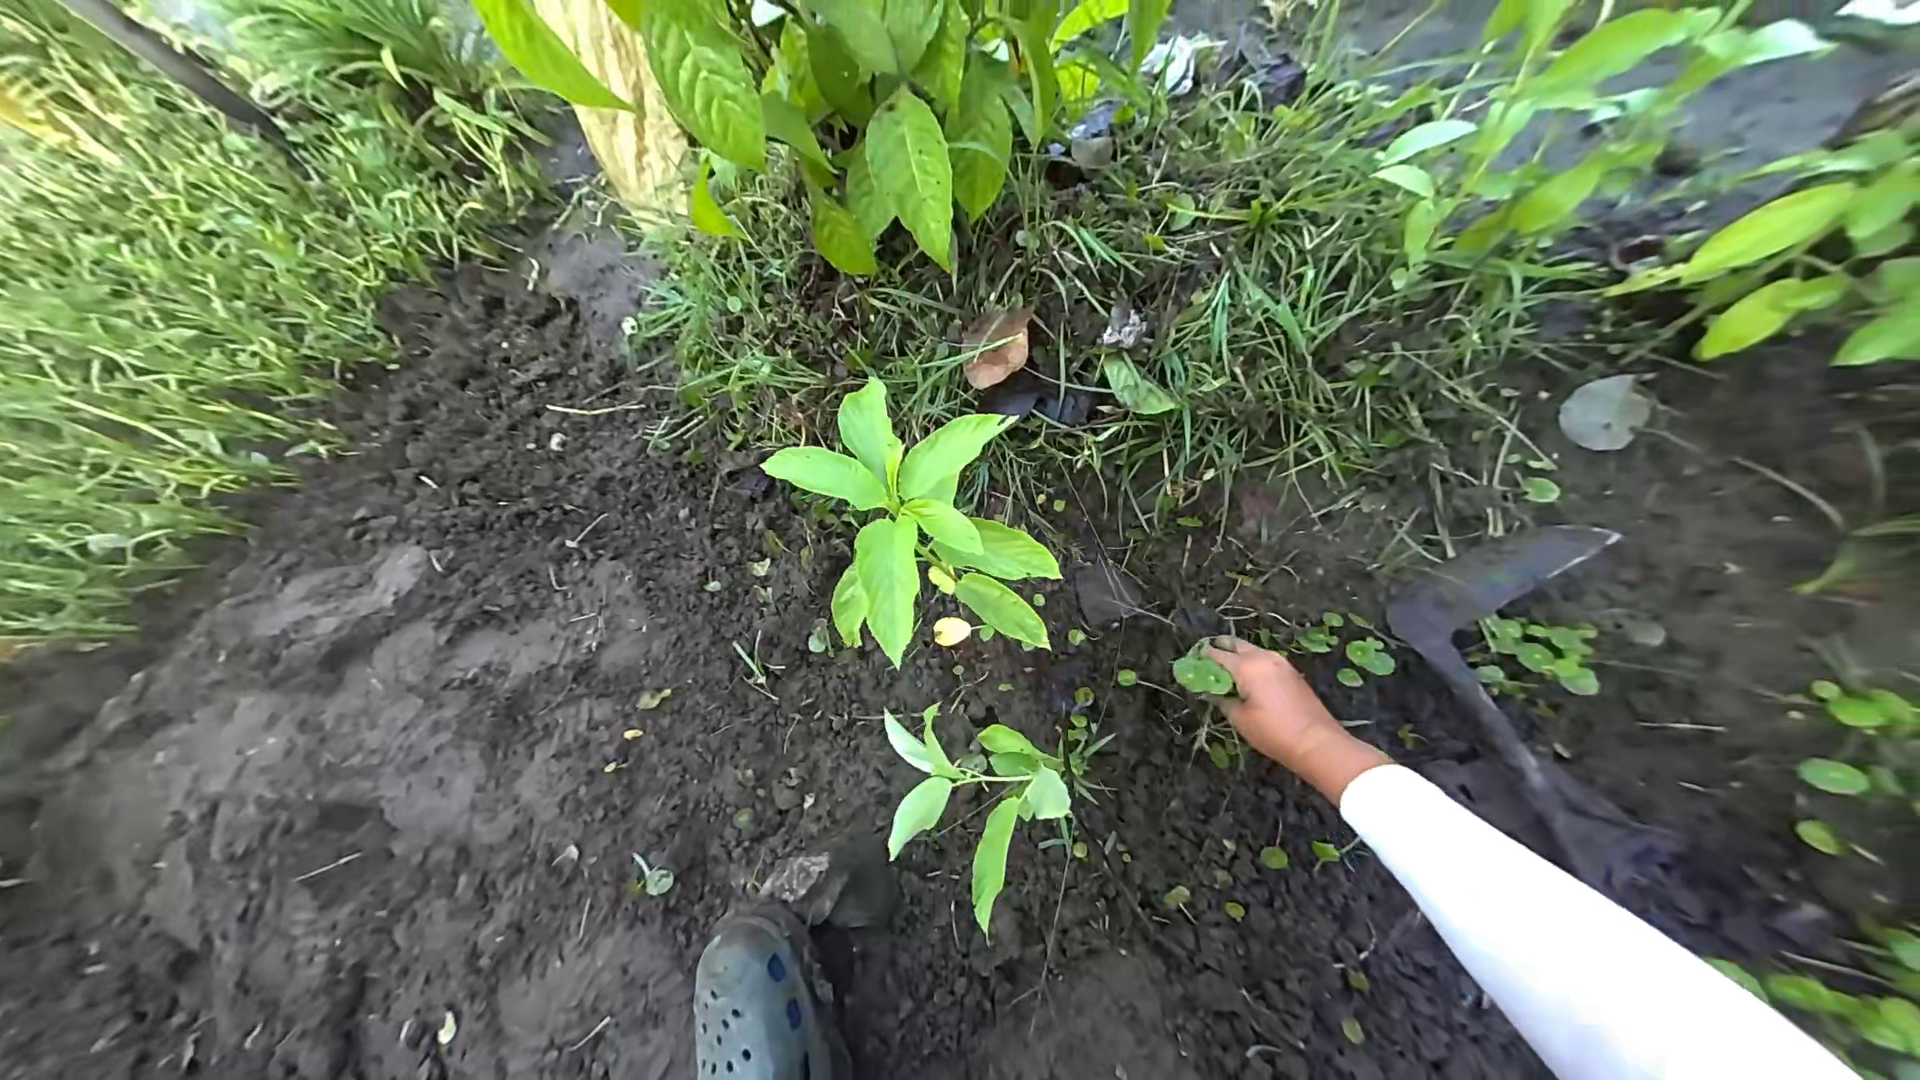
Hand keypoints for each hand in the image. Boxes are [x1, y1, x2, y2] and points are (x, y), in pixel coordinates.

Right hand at [1207, 637, 1390, 803]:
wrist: (1318, 743)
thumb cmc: (1273, 731)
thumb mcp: (1239, 718)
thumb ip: (1221, 700)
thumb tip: (1211, 692)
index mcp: (1247, 666)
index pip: (1217, 654)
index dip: (1202, 657)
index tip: (1192, 662)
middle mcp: (1264, 658)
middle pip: (1237, 644)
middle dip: (1221, 647)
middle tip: (1208, 657)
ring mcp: (1281, 663)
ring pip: (1253, 650)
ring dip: (1238, 654)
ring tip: (1226, 668)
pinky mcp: (1292, 673)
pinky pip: (1265, 659)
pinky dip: (1253, 662)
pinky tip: (1248, 676)